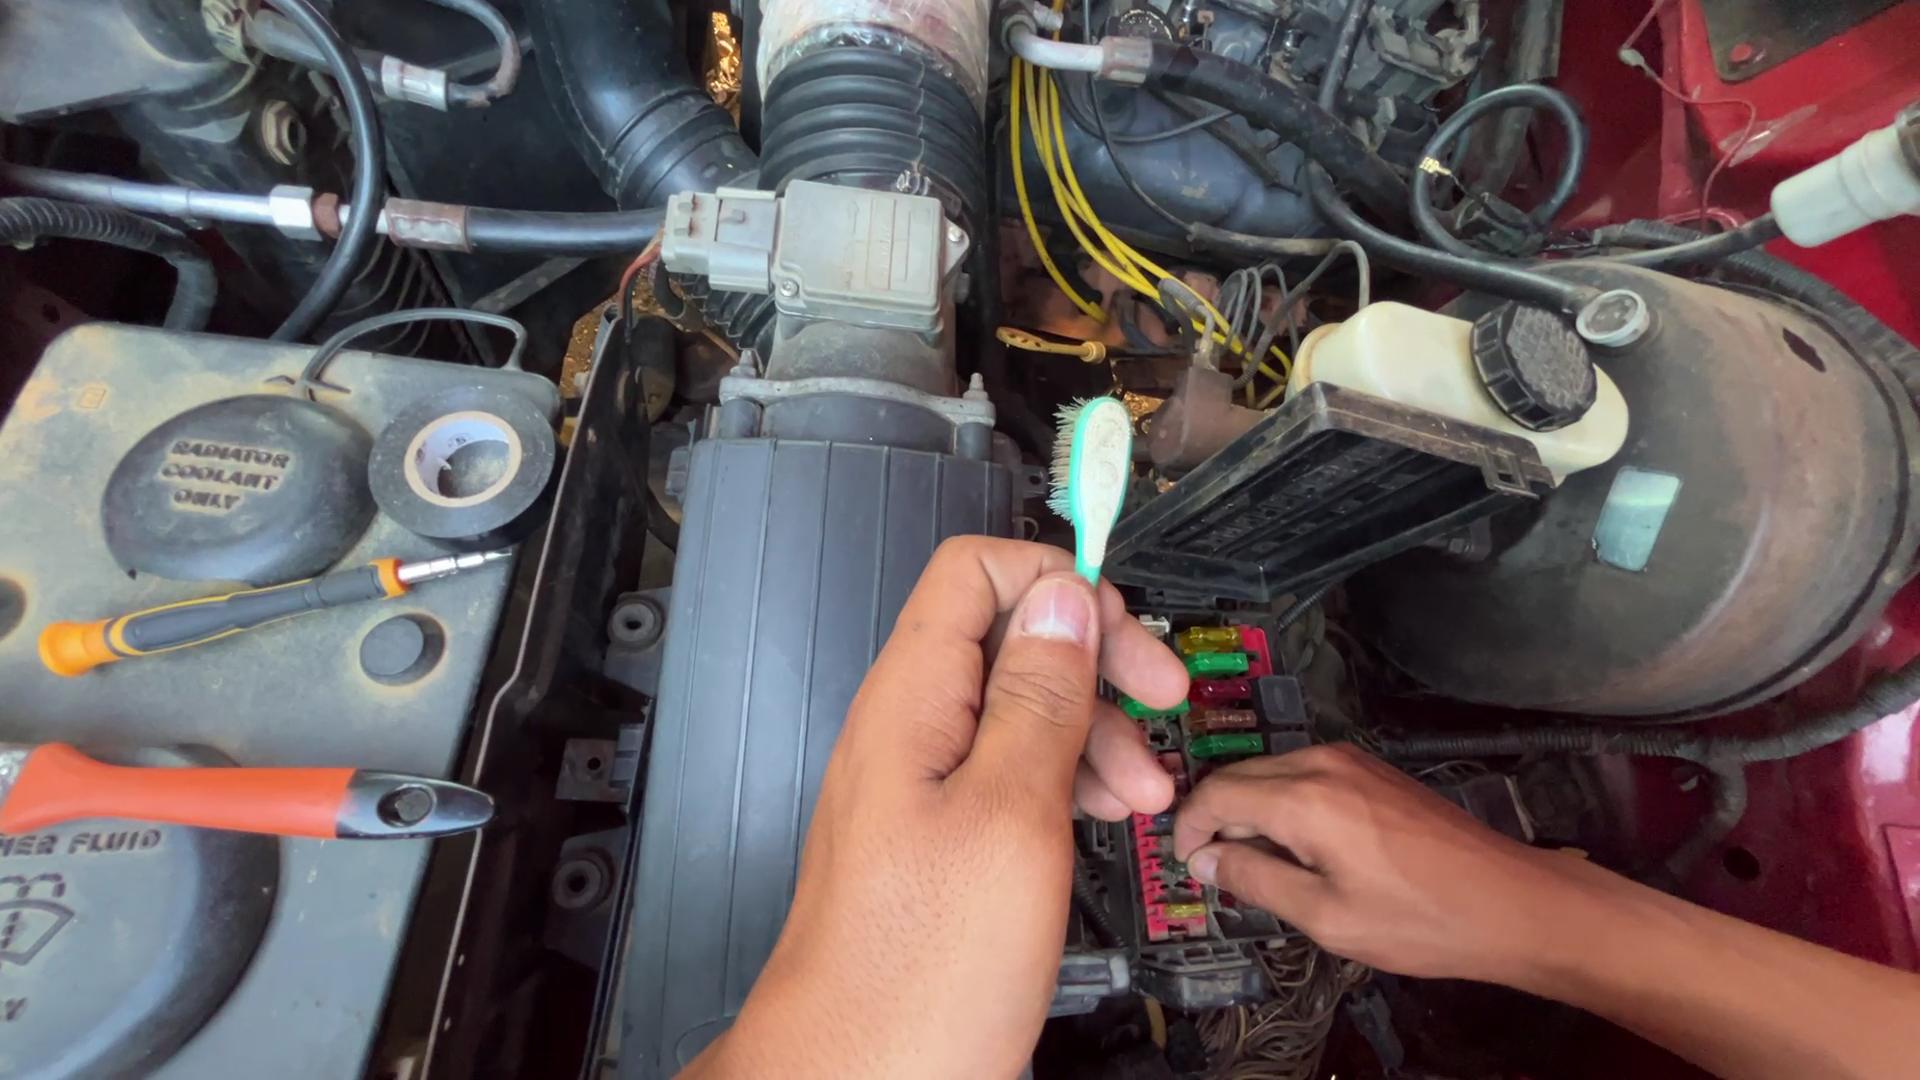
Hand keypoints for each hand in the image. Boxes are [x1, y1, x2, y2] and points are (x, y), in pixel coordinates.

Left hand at [684, 537, 1188, 1079]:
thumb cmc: (922, 967)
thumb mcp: (1011, 814)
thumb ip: (1039, 695)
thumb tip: (1064, 600)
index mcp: (914, 696)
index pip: (972, 571)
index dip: (1050, 577)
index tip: (1119, 622)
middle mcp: (913, 720)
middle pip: (1007, 632)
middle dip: (1092, 654)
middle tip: (1160, 694)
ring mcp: (927, 772)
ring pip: (1021, 700)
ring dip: (1094, 726)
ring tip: (1147, 787)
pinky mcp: (946, 821)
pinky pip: (1013, 761)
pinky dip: (1069, 773)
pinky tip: (1109, 807)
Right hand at [1173, 744, 1585, 983]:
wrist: (1518, 902)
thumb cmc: (1422, 920)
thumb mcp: (1328, 918)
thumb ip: (1254, 882)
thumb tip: (1202, 860)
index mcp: (1302, 798)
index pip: (1215, 794)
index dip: (1187, 824)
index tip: (1185, 859)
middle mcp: (1316, 761)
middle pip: (1235, 776)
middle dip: (1214, 818)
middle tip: (1217, 867)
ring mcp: (1344, 757)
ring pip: (1264, 771)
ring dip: (1246, 809)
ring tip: (1258, 860)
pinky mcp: (1364, 763)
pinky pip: (1297, 772)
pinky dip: (1278, 800)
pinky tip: (1296, 841)